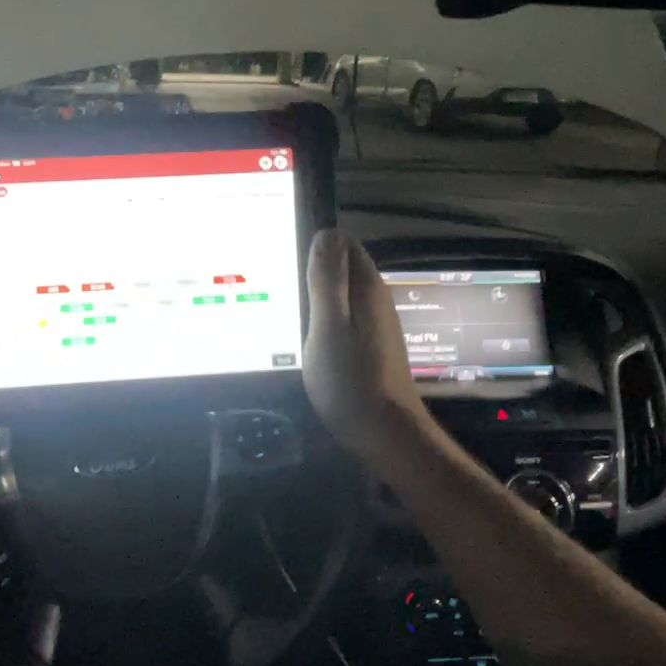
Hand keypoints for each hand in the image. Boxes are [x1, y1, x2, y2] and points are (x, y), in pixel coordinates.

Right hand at [304, 229, 439, 460]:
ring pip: (345, 292)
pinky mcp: (373, 343)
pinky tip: (309, 334)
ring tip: (289, 310)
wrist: (384, 431)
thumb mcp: (328, 325)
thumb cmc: (349, 379)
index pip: (344, 244)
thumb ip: (326, 280)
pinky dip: (327, 316)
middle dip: (316, 269)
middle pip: (345, 267)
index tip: (287, 262)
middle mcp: (377, 299)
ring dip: (319, 294)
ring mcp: (377, 322)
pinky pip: (347, 314)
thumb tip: (325, 233)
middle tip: (282, 288)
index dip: (317, 247)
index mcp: (366, 288)